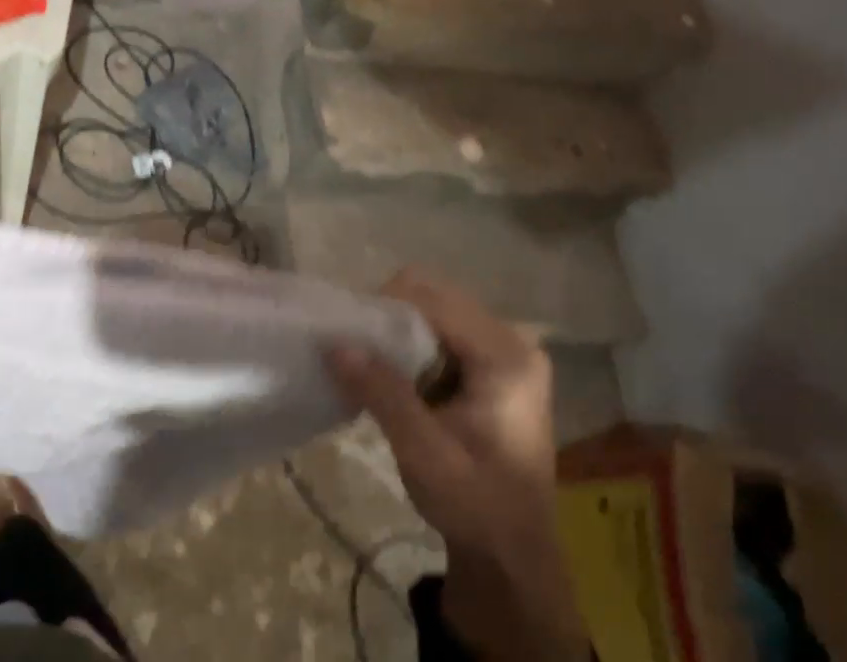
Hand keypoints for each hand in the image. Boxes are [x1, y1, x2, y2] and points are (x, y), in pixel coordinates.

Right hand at [325, 269, 590, 661]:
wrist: (511, 551)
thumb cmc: (475, 504)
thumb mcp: (425, 453)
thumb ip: (383, 393)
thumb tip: (334, 342)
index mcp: (507, 357)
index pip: (431, 300)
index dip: (381, 310)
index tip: (345, 339)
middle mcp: (512, 342)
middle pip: (432, 295)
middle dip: (386, 317)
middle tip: (355, 355)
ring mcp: (503, 353)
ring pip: (430, 310)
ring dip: (393, 332)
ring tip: (368, 368)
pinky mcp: (490, 367)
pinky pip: (437, 332)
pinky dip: (406, 345)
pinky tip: (391, 379)